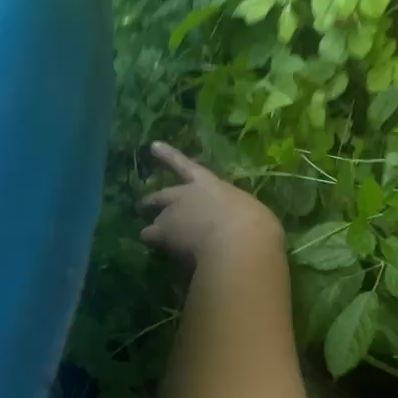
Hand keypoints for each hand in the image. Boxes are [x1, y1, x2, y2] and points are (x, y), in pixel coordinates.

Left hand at [139, 143, 282, 263]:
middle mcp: (186, 196)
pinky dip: (152, 243)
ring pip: (155, 218)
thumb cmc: (254, 225)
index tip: (153, 146)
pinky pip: (150, 238)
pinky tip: (154, 250)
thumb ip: (236, 214)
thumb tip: (238, 223)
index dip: (170, 157)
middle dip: (153, 199)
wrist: (238, 243)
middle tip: (143, 203)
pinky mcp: (163, 234)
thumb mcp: (250, 213)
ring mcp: (172, 214)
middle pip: (163, 194)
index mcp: (211, 185)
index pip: (187, 167)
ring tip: (147, 234)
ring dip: (152, 226)